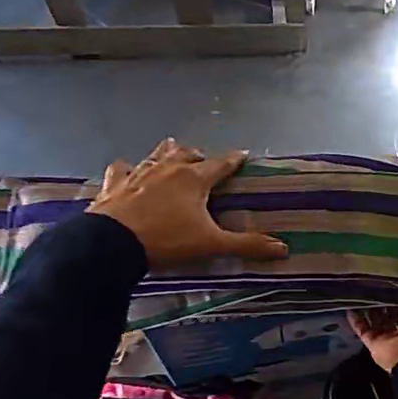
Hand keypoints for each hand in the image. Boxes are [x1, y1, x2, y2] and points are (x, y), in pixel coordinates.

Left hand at [86, 138, 289, 267]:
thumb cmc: (167, 240)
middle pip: (188, 154)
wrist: (114, 243)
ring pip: (157, 154)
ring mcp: (139, 173)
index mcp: (194, 179)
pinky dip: (126, 168)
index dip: (234, 160)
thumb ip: (246, 245)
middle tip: (204, 161)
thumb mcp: (210, 245)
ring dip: (167, 152)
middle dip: (198, 156)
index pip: (221, 164)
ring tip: (172, 149)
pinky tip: (125, 168)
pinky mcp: (115, 183)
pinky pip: (121, 169)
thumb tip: (283, 248)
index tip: (243, 155)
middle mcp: (168, 168)